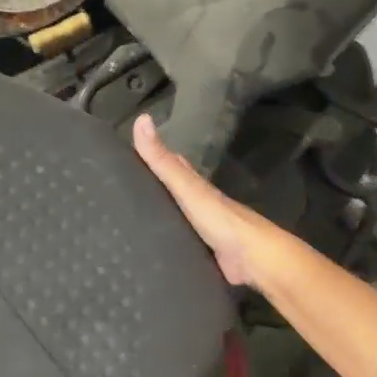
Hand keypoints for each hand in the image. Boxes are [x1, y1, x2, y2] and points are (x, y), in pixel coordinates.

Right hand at [132, 114, 277, 286]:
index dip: (155, 158)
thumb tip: (142, 118)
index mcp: (197, 188)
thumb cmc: (220, 219)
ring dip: (159, 224)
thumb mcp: (187, 187)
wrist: (251, 258)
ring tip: (130, 228)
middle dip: (154, 194)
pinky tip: (153, 255)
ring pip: (177, 224)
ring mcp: (204, 234)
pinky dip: (168, 249)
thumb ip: (164, 161)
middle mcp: (201, 208)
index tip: (129, 155)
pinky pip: (181, 250)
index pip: (174, 166)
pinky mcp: (205, 257)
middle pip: (175, 196)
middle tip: (124, 196)